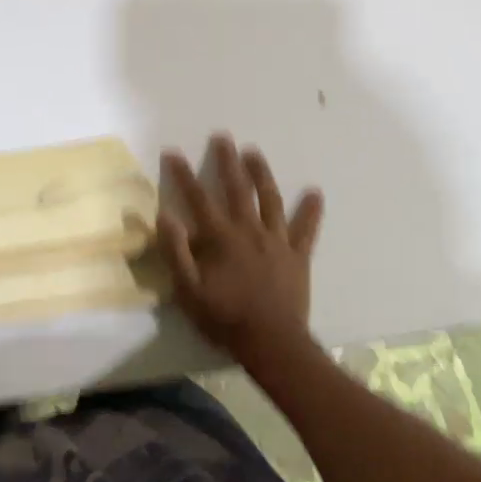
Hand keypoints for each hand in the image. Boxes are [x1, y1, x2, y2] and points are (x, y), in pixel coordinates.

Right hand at [158, 134, 324, 363]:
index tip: (173, 152)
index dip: (183, 174)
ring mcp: (277, 241)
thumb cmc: (224, 318)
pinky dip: (311, 211)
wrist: (272, 343)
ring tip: (255, 153)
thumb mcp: (188, 289)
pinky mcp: (297, 256)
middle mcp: (249, 231)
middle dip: (228, 161)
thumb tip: (164, 215)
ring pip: (270, 200)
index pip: (198, 198)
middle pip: (237, 189)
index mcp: (220, 238)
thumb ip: (175, 251)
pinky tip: (316, 193)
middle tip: (224, 137)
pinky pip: (306, 230)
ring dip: (261, 174)